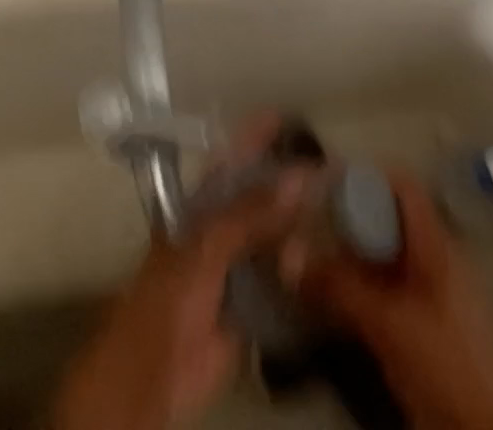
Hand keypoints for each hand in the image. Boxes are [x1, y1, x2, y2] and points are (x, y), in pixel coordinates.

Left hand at [54, 120, 303, 429]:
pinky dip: (298, 271)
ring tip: (337, 207)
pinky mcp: (250, 305)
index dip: (249, 141)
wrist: (155, 374)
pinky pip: (279, 280)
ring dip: (297, 227)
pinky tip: (322, 257)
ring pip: (270, 239)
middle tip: (328, 167)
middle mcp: (215, 236)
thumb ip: (249, 212)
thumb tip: (299, 176)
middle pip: (255, 202)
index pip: (226, 167)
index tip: (280, 117)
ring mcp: (233, 271)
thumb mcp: (205, 247)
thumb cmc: (167, 299)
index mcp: (195, 215)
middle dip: (285, 185)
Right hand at [299, 171, 492, 429]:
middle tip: (298, 220)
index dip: (367, 177)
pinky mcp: (411, 326)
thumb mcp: (389, 322)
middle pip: (385, 223)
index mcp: (437, 247)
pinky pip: (374, 292)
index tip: (324, 178)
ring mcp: (421, 296)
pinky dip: (346, 288)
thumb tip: (289, 255)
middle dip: (343, 219)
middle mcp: (430, 263)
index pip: (404, 190)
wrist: (482, 427)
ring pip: (376, 260)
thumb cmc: (447, 362)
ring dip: (340, 257)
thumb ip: (340, 287)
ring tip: (296, 254)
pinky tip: (315, 296)